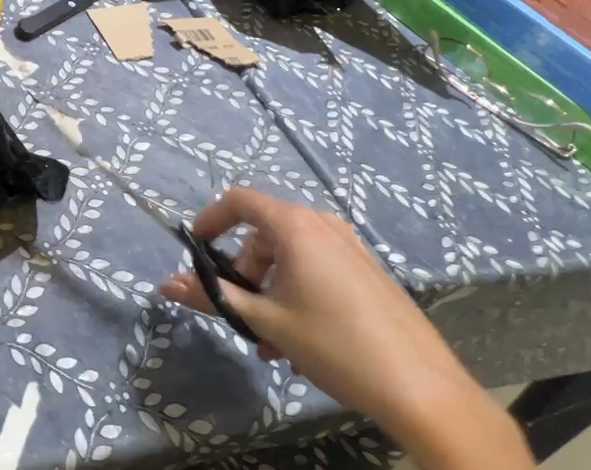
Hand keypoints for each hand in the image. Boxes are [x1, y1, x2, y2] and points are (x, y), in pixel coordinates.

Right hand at [160, 189, 528, 468]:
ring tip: (269, 340)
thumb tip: (166, 285)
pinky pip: (318, 270)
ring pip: (291, 257)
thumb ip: (214, 296)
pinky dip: (298, 293)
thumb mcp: (266, 321)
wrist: (424, 390)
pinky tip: (301, 341)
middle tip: (239, 311)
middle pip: (264, 234)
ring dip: (270, 289)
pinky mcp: (370, 273)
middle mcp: (323, 226)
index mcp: (296, 226)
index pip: (239, 200)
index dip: (211, 220)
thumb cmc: (334, 344)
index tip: (195, 249)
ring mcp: (352, 249)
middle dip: (244, 271)